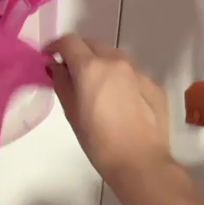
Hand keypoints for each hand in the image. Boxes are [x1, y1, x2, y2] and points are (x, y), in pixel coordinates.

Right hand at [47, 34, 175, 188]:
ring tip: (97, 85)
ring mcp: (138, 72)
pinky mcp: (154, 85)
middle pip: (93, 44)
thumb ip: (62, 82)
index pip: (69, 41)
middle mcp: (116, 61)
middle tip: (72, 71)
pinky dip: (121, 78)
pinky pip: (132, 73)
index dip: (56, 45)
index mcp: (91, 67)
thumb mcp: (71, 112)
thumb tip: (57, 66)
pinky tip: (120, 101)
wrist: (140, 162)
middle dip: (80, 52)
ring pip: (115, 56)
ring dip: (101, 62)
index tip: (49, 56)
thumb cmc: (97, 141)